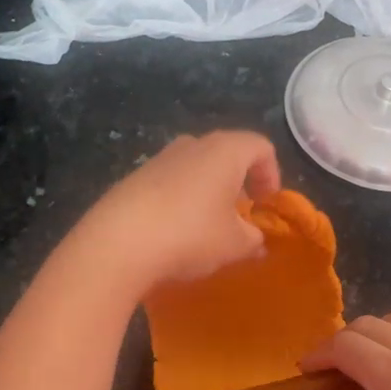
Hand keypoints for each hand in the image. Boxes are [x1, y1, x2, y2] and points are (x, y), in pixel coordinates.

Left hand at [82, 131, 279, 291]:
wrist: (118, 242)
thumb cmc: (191, 235)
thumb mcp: (235, 245)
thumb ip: (254, 239)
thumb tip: (257, 240)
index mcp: (225, 151)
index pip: (262, 148)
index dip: (272, 175)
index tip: (266, 206)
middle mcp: (193, 144)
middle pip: (227, 154)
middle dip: (240, 183)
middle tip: (241, 215)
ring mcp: (160, 158)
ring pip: (197, 167)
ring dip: (209, 191)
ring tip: (208, 226)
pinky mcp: (135, 177)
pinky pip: (171, 182)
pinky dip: (182, 199)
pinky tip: (175, 231)